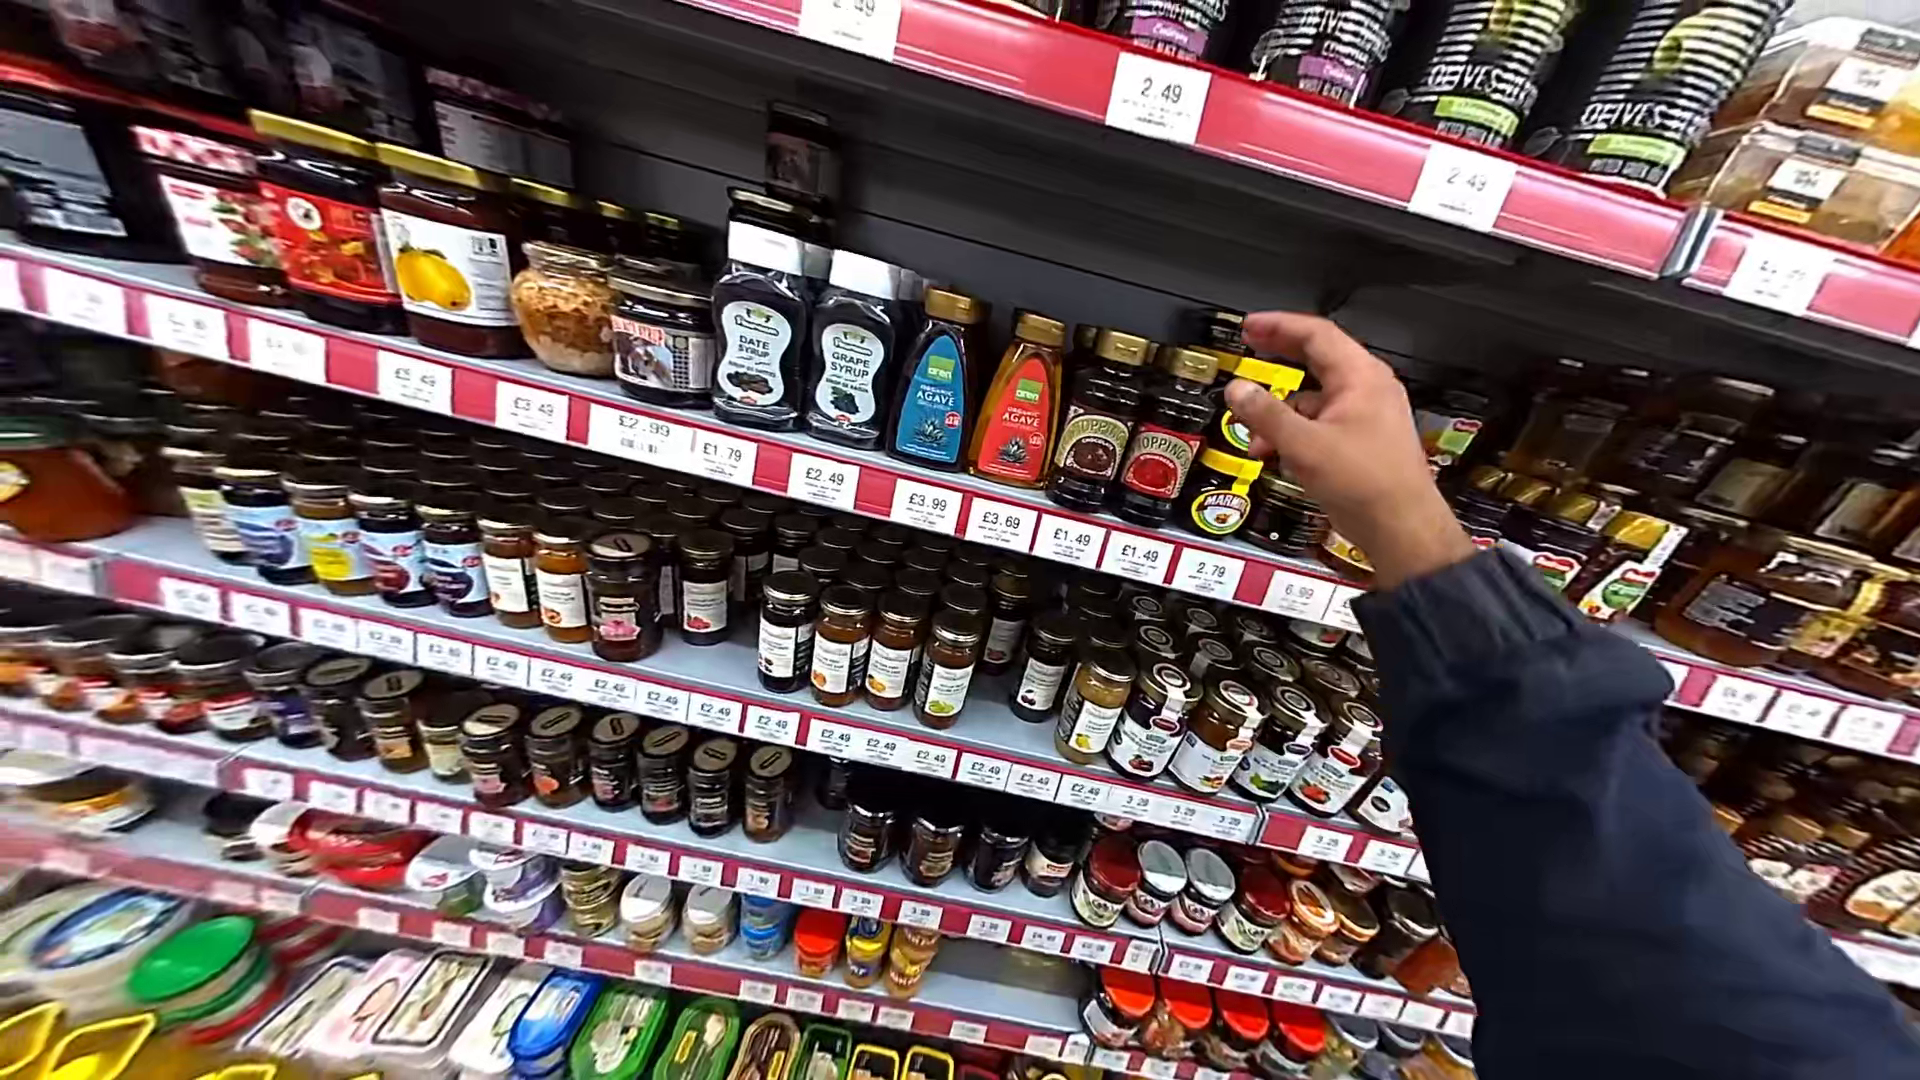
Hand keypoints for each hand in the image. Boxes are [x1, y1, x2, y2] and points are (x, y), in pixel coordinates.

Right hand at [1226, 312, 1475, 588]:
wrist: (1397, 524)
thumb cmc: (1363, 481)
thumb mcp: (1303, 444)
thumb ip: (1265, 414)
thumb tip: (1237, 390)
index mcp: (1360, 378)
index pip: (1317, 335)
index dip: (1279, 326)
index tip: (1250, 326)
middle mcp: (1365, 391)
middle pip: (1315, 360)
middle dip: (1278, 356)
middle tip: (1250, 347)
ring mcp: (1362, 416)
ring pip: (1310, 399)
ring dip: (1277, 412)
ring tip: (1254, 436)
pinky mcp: (1355, 441)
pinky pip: (1315, 424)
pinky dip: (1290, 433)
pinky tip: (1274, 454)